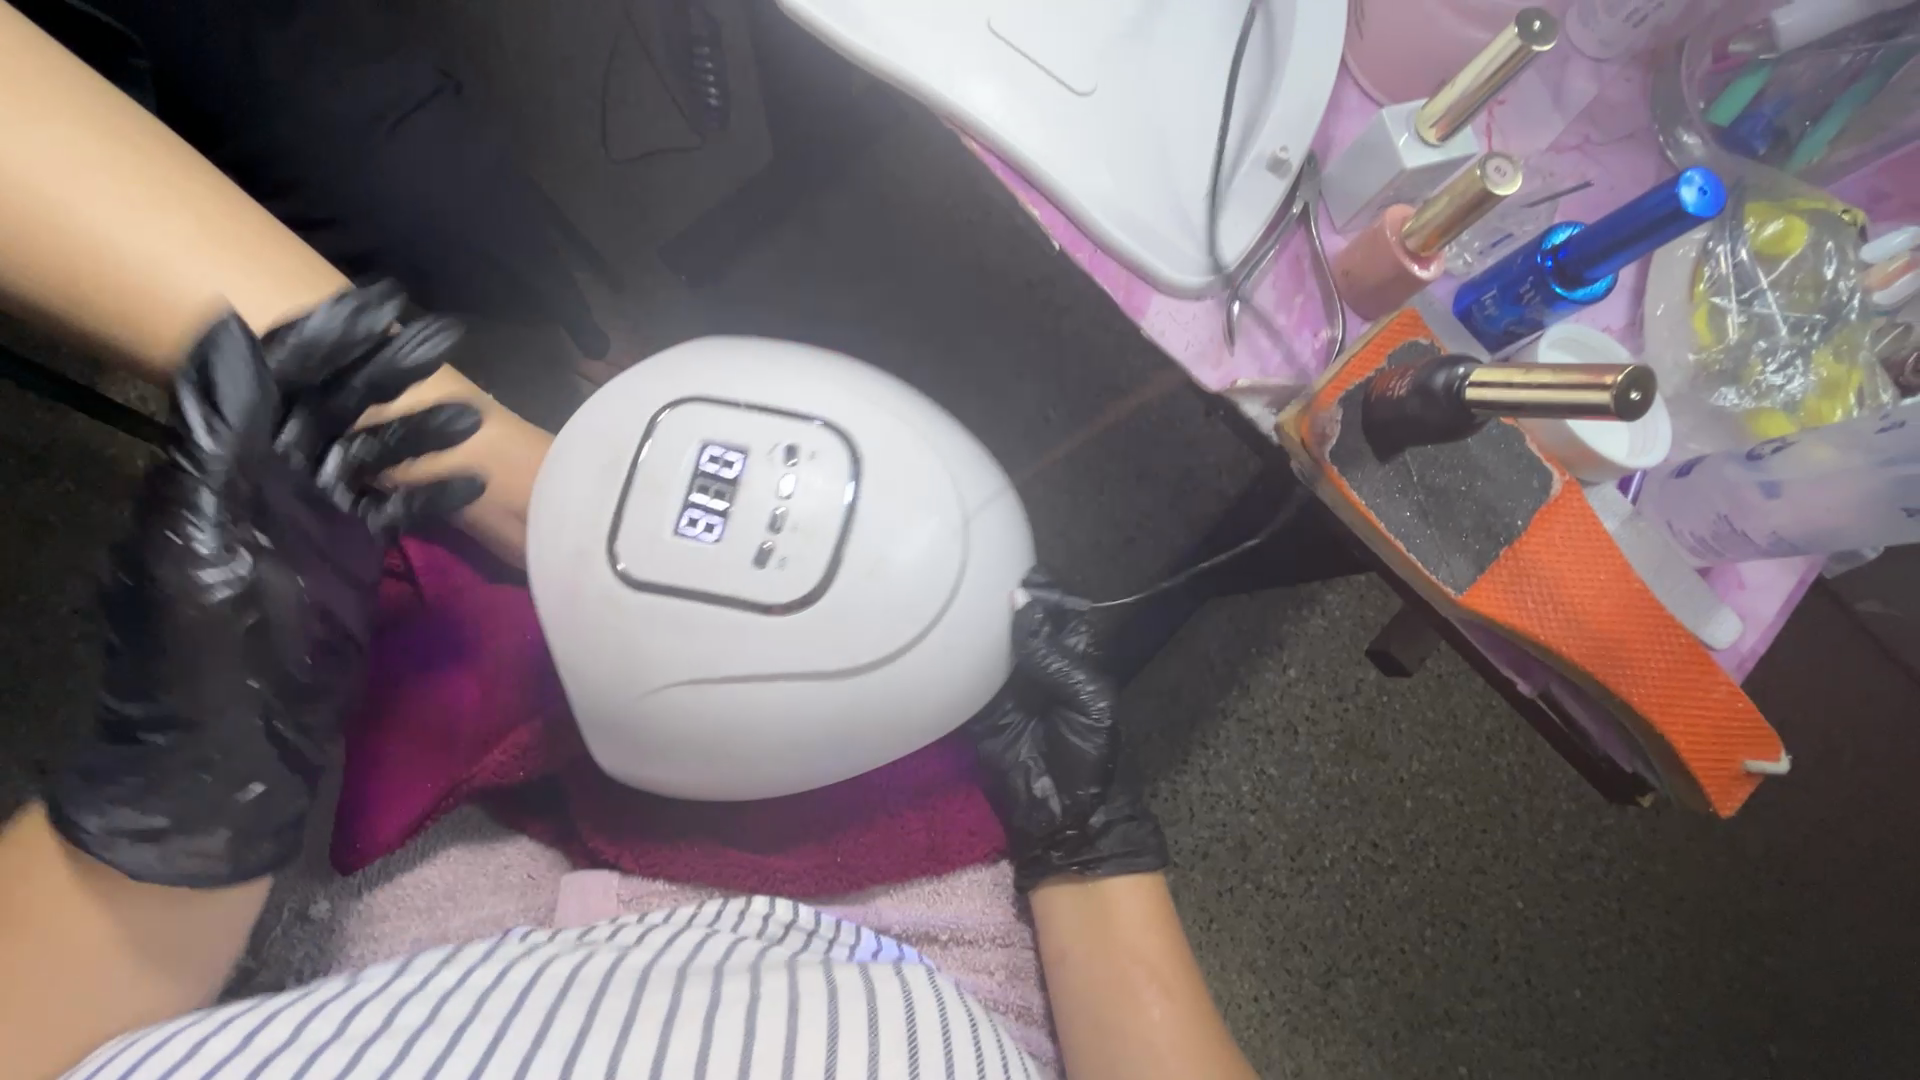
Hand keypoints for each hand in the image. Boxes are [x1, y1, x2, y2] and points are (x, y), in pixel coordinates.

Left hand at [46, 284, 484, 886]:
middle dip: (388, 372)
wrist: (233, 741)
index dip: (328, 338)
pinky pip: (402, 510)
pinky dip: (435, 496)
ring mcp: (318, 518)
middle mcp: (271, 480)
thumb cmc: (204, 645)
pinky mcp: (356, 554)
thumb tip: (231, 333)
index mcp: (224, 466)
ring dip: (424, 435)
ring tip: (475, 421)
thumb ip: (216, 438)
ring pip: (377, 455)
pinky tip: (469, 489)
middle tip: (448, 343)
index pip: (277, 380)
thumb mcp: (195, 537)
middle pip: (336, 408)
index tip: (384, 303)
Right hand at [969, 584, 1168, 891]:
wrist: (1062, 814)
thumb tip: (1019, 601)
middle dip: (996, 599)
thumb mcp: (1085, 697)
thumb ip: (1051, 652)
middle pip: (1014, 620)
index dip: (1039, 588)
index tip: (1012, 565)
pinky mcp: (976, 707)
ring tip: (947, 593)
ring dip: (970, 623)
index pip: (1054, 609)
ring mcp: (1002, 684)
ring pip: (985, 643)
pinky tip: (932, 632)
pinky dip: (949, 657)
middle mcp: (1035, 663)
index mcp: (1071, 655)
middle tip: (969, 571)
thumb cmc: (1089, 753)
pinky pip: (961, 676)